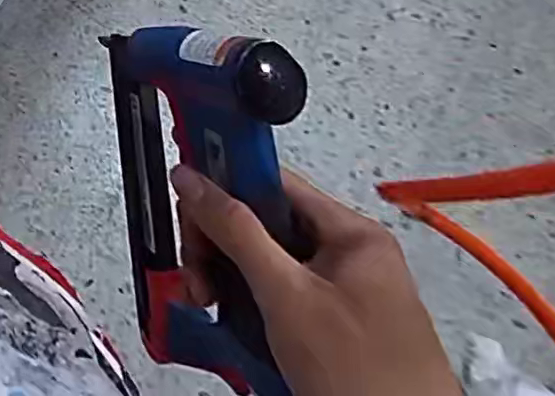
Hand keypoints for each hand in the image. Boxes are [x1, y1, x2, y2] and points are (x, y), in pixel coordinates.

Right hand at [172, 165, 459, 395]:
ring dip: (222, 275)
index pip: (268, 179)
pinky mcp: (324, 322)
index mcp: (349, 234)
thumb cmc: (368, 382)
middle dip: (216, 242)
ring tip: (206, 301)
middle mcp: (344, 255)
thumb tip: (192, 178)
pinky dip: (241, 301)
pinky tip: (228, 320)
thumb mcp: (287, 296)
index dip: (222, 182)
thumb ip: (235, 229)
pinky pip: (269, 291)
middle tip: (196, 270)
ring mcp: (335, 291)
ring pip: (258, 257)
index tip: (185, 194)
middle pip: (256, 220)